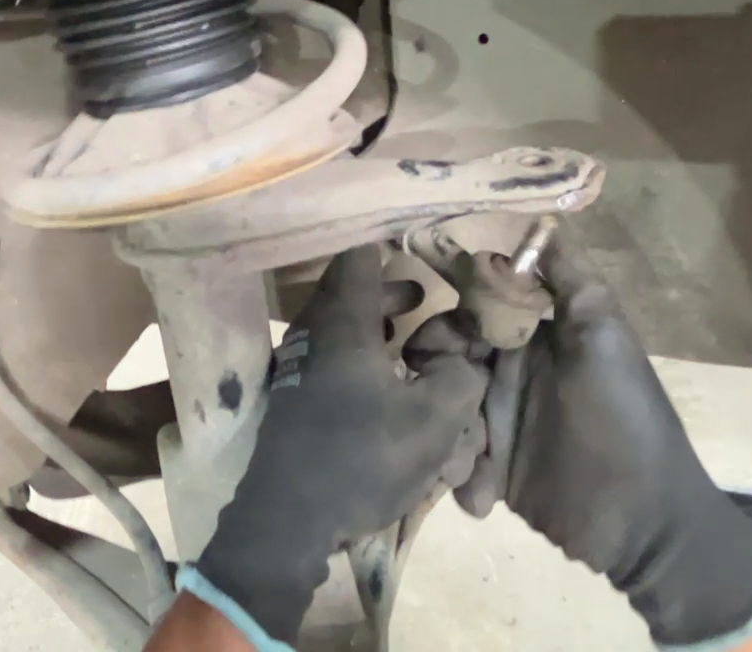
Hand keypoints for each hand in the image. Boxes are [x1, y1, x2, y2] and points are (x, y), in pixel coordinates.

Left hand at [188, 245, 488, 643]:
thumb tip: (462, 357)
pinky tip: (379, 376)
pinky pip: (327, 351)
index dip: (384, 241)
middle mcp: (313, 330)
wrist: (289, 515)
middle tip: (419, 297)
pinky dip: (355, 349)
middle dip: (386, 289)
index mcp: (343, 322)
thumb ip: (459, 379)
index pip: (358, 256)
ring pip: (336, 322)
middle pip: (346, 289)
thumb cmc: (362, 457)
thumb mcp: (432, 422)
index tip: (410, 236)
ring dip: (371, 322)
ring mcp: (296, 361)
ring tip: (405, 333)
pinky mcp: (292, 391)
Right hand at [457, 243, 751, 647]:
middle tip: (448, 401)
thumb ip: (572, 281)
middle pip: (440, 357)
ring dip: (441, 431)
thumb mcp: (605, 338)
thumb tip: (543, 221)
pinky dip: (456, 473)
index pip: (467, 311)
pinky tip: (479, 489)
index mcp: (528, 338)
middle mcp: (503, 372)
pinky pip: (450, 460)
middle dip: (432, 376)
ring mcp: (493, 422)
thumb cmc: (622, 417)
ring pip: (437, 408)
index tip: (436, 339)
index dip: (447, 319)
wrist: (644, 522)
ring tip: (467, 454)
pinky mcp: (488, 471)